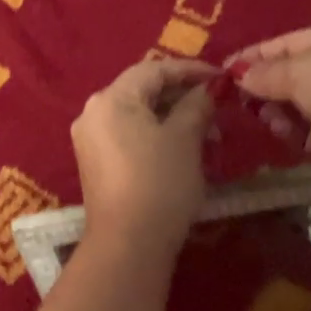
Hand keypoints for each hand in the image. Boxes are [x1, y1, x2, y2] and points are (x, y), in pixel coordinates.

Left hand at [72, 58, 215, 256]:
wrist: (128, 242)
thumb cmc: (160, 182)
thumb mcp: (185, 139)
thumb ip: (196, 106)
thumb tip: (206, 89)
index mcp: (111, 98)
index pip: (153, 69)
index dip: (189, 70)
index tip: (221, 77)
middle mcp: (92, 111)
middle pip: (141, 90)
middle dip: (181, 96)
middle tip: (218, 108)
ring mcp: (89, 137)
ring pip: (136, 114)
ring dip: (171, 117)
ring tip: (208, 135)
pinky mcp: (94, 160)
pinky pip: (127, 134)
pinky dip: (155, 134)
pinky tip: (182, 148)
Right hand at [225, 28, 310, 195]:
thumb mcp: (298, 70)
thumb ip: (265, 72)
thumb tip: (238, 74)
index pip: (289, 43)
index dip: (257, 54)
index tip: (225, 69)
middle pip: (293, 75)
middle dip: (265, 85)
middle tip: (238, 97)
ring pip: (299, 105)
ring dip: (277, 111)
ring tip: (264, 118)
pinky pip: (310, 132)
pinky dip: (295, 133)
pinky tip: (284, 135)